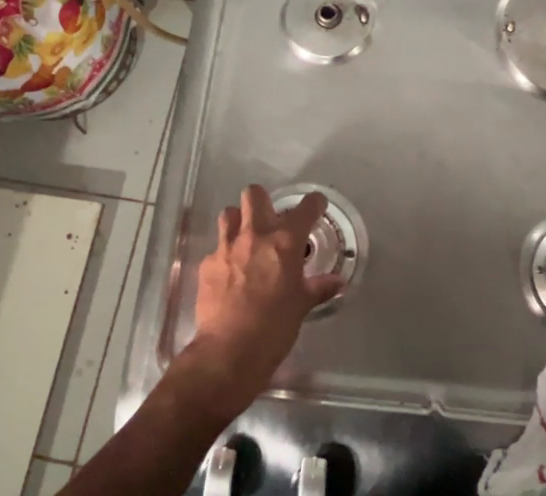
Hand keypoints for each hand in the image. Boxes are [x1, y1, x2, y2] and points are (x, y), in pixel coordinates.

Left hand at [177, 185, 344, 416]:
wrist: (229, 351)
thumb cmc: (274, 327)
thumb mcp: (302, 306)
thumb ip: (319, 288)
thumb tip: (338, 282)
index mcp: (285, 242)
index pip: (305, 208)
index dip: (314, 203)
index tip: (316, 205)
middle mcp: (255, 235)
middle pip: (253, 194)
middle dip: (262, 201)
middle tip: (270, 220)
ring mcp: (227, 247)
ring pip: (229, 214)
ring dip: (239, 221)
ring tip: (245, 239)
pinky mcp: (207, 264)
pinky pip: (216, 248)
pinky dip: (224, 254)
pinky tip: (229, 273)